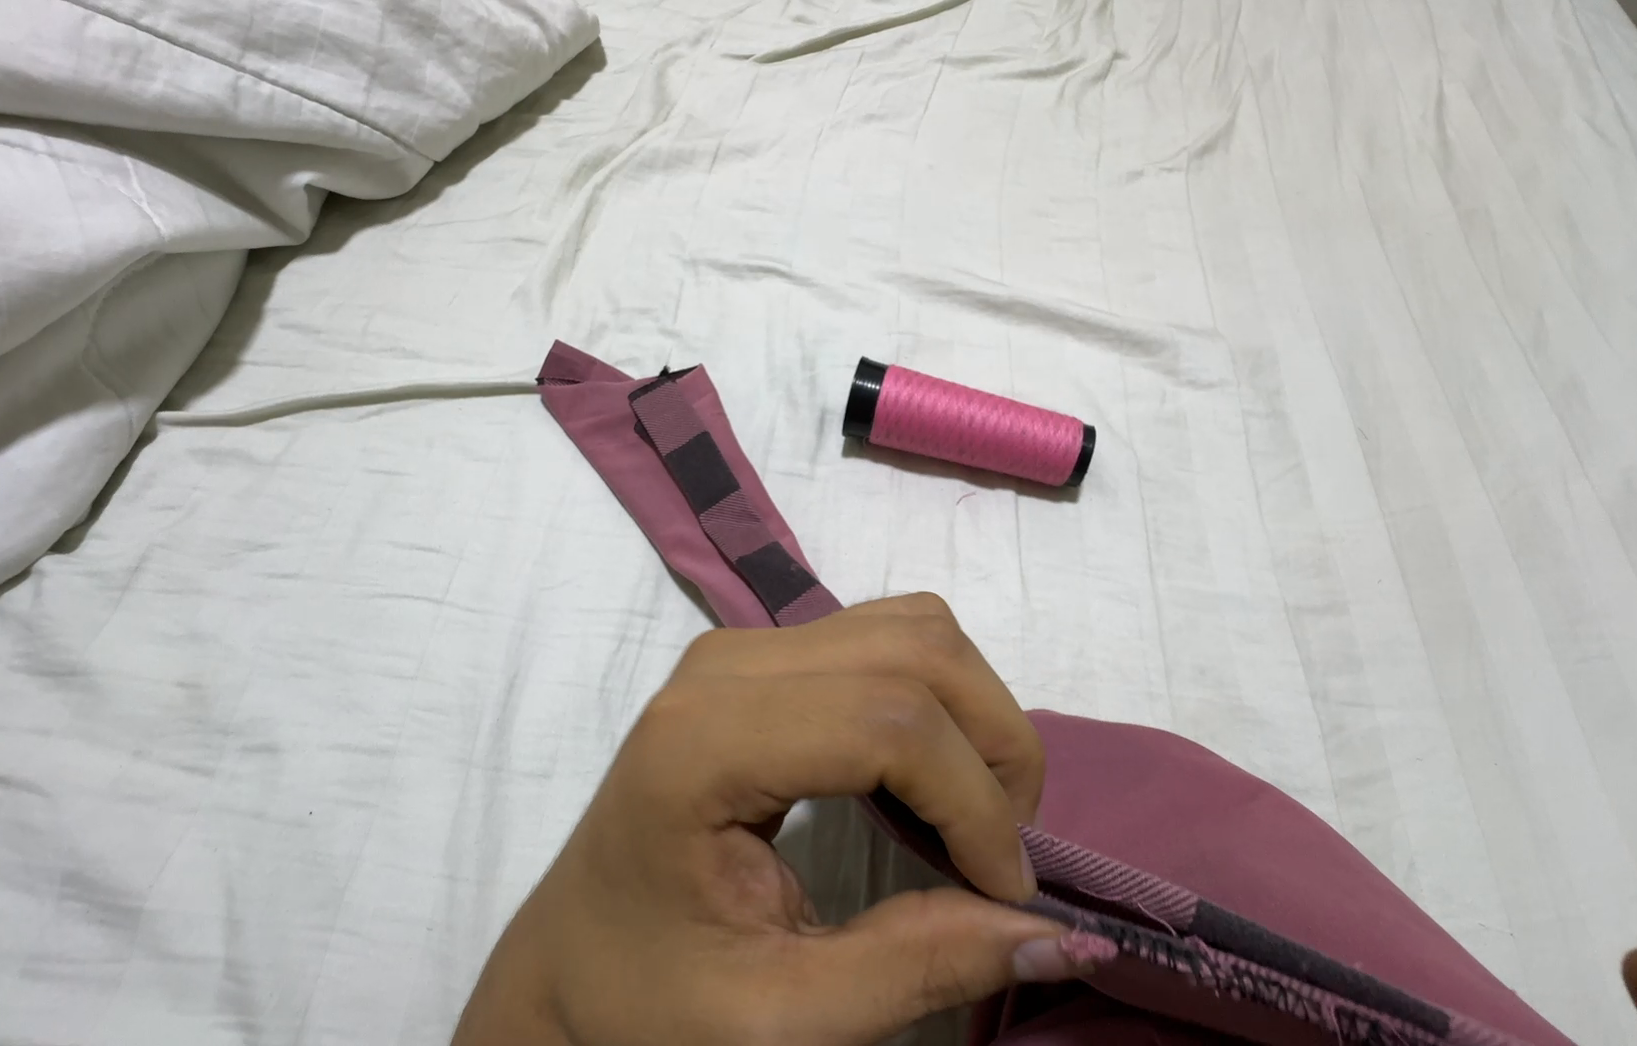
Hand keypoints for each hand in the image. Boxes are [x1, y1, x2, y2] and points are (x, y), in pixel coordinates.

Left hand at [454, 593, 1102, 1045]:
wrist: (572, 953)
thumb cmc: (647, 997)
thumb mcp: (779, 1018)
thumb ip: (920, 969)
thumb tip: (1064, 935)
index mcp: (704, 745)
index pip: (888, 723)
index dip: (974, 801)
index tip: (1009, 893)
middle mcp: (726, 664)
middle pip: (916, 654)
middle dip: (994, 748)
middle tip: (1001, 852)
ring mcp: (746, 645)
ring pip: (915, 629)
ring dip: (974, 714)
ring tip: (975, 812)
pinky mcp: (768, 652)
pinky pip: (889, 633)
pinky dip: (942, 693)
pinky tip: (931, 771)